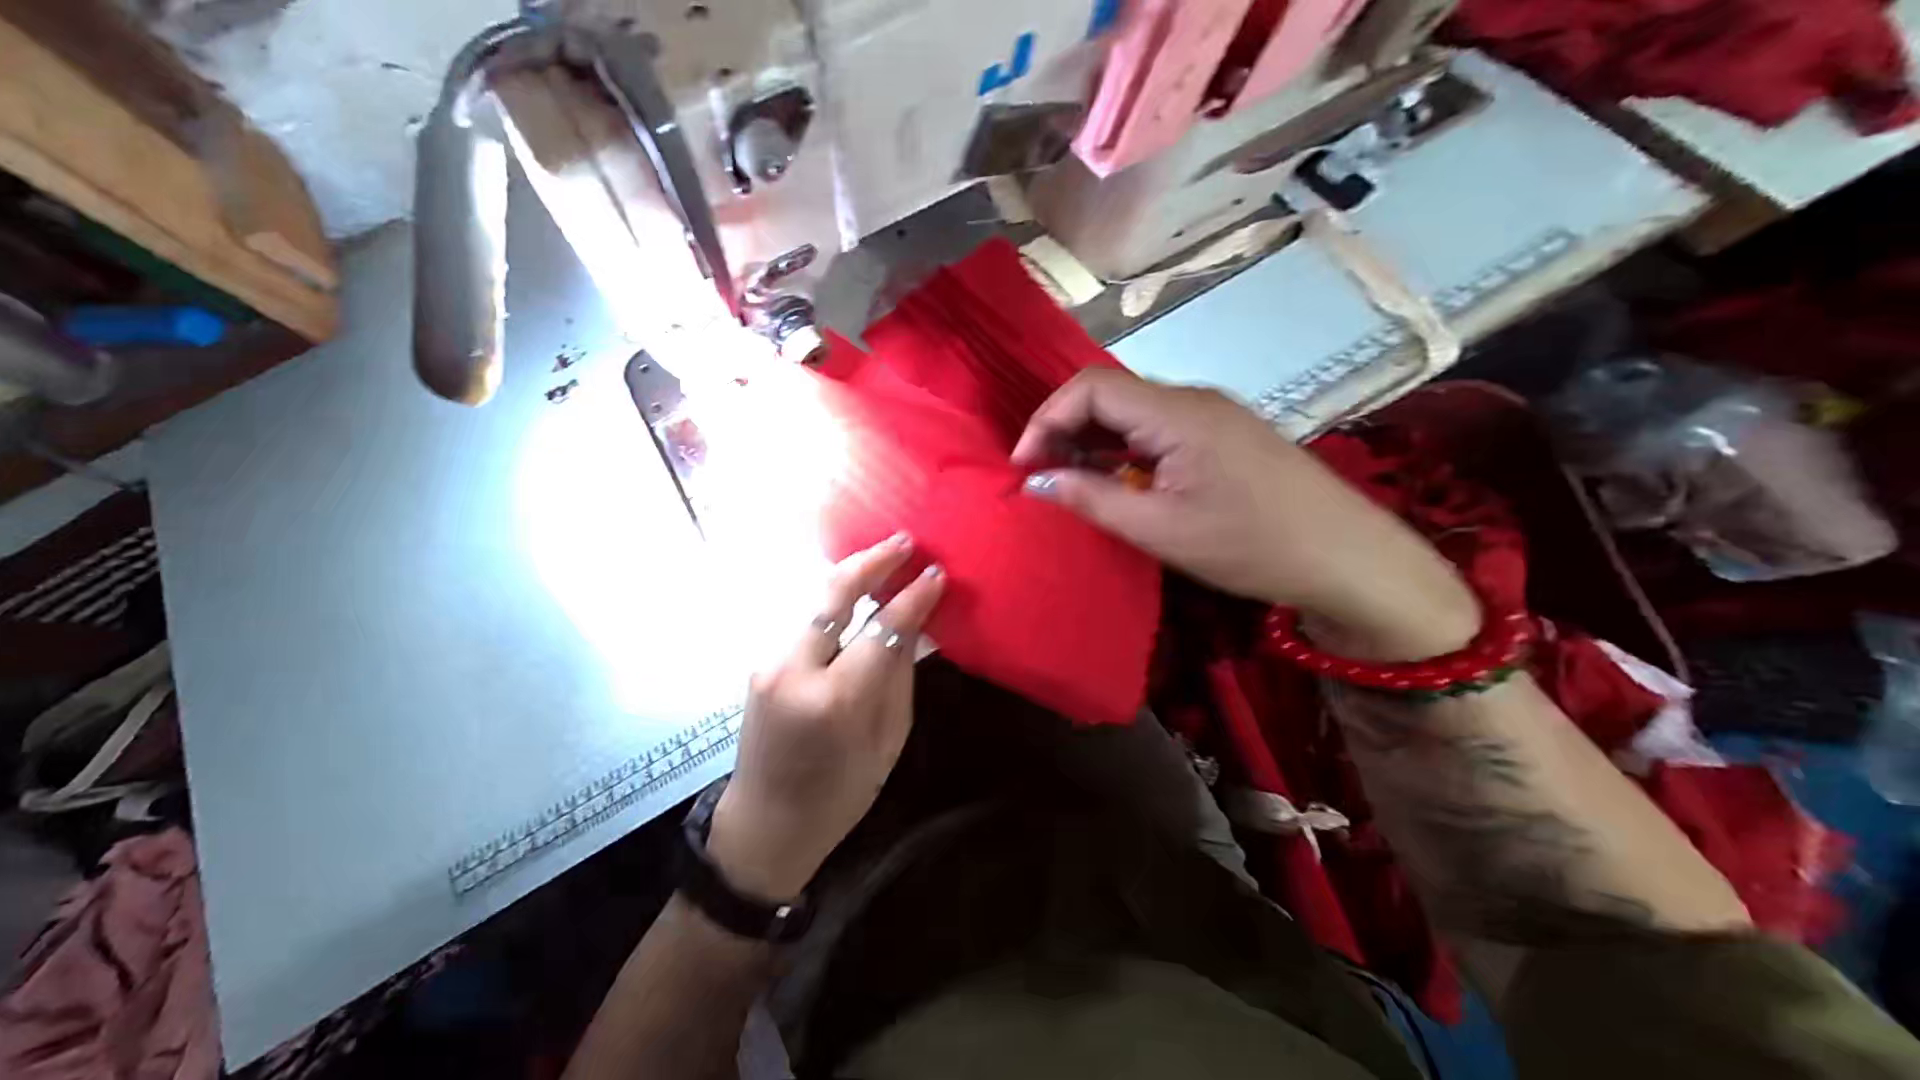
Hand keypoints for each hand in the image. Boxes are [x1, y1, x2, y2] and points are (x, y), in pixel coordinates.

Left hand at [707, 534, 945, 901]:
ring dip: (851, 578)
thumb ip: (898, 676)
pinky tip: (856, 596)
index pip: (881, 629)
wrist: (765, 823)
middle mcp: (795, 669)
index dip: (913, 597)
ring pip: (817, 603)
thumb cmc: (839, 795)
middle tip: (904, 541)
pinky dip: (833, 605)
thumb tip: (914, 623)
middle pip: (835, 594)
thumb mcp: (886, 740)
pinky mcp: (761, 664)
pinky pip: (806, 623)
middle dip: (873, 562)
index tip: (936, 573)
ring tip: (885, 560)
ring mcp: (771, 663)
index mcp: (835, 699)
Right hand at [1013, 369, 1477, 660]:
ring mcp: (1215, 415)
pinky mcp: (1227, 436)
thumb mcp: (1160, 529)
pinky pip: (1161, 429)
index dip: (1046, 419)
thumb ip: (1093, 498)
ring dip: (1095, 442)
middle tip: (1042, 478)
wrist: (1349, 559)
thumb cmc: (1250, 545)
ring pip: (1135, 412)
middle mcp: (1194, 399)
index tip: (1024, 466)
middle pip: (1110, 394)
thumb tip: (1035, 481)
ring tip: (1073, 484)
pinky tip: (1121, 484)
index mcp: (1177, 411)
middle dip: (1065, 430)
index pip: (1090, 387)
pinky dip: (1127, 450)